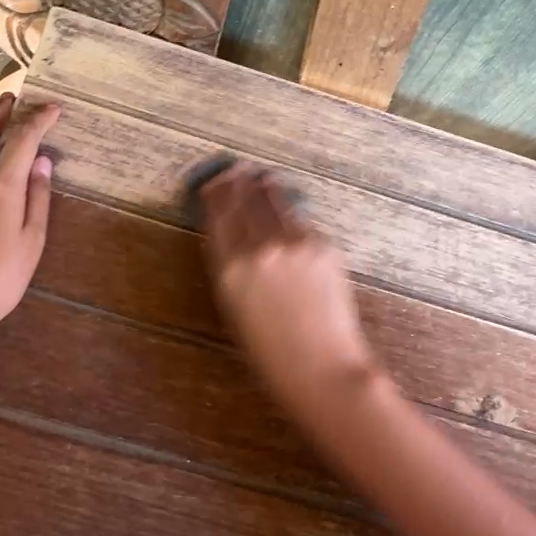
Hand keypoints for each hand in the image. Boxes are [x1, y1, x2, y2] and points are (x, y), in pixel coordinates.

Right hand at [199, 163, 376, 400]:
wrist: (321, 366)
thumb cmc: (270, 351)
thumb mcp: (233, 308)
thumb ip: (230, 267)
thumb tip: (232, 235)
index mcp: (229, 268)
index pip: (218, 215)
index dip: (215, 194)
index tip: (213, 182)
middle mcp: (258, 248)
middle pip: (245, 199)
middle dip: (238, 183)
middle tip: (237, 170)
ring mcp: (293, 243)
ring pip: (275, 202)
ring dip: (266, 188)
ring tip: (262, 177)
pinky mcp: (322, 245)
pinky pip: (302, 222)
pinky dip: (293, 216)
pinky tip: (289, 212)